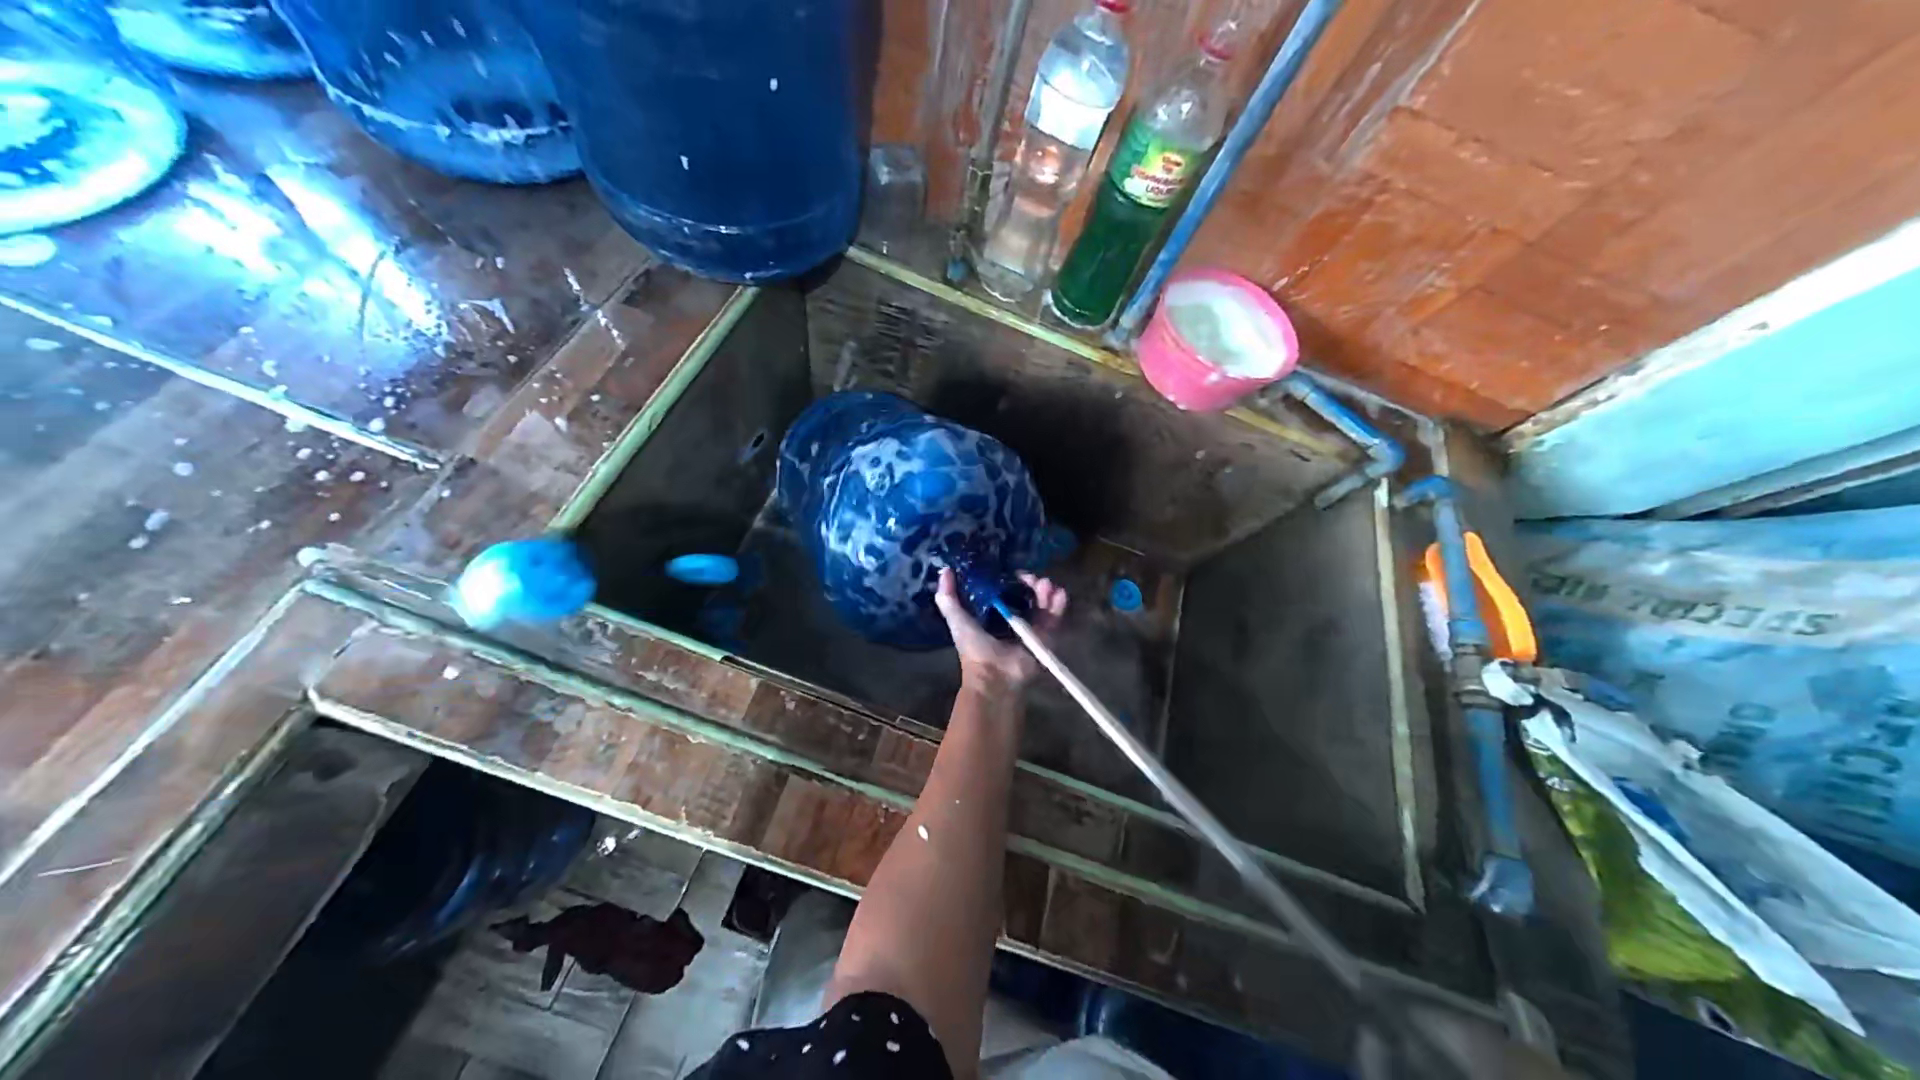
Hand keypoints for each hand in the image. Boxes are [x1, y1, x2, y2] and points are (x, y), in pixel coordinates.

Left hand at [933, 568, 1066, 692]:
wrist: (995, 676)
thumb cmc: (974, 649)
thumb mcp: (957, 620)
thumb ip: (948, 598)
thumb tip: (944, 570)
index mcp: (991, 614)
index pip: (1003, 589)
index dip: (1009, 578)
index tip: (1012, 570)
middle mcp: (1012, 619)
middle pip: (1025, 594)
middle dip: (1030, 583)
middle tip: (1031, 577)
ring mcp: (1030, 628)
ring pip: (1041, 602)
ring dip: (1045, 590)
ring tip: (1045, 584)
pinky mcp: (1045, 637)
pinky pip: (1054, 617)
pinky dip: (1058, 604)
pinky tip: (1059, 593)